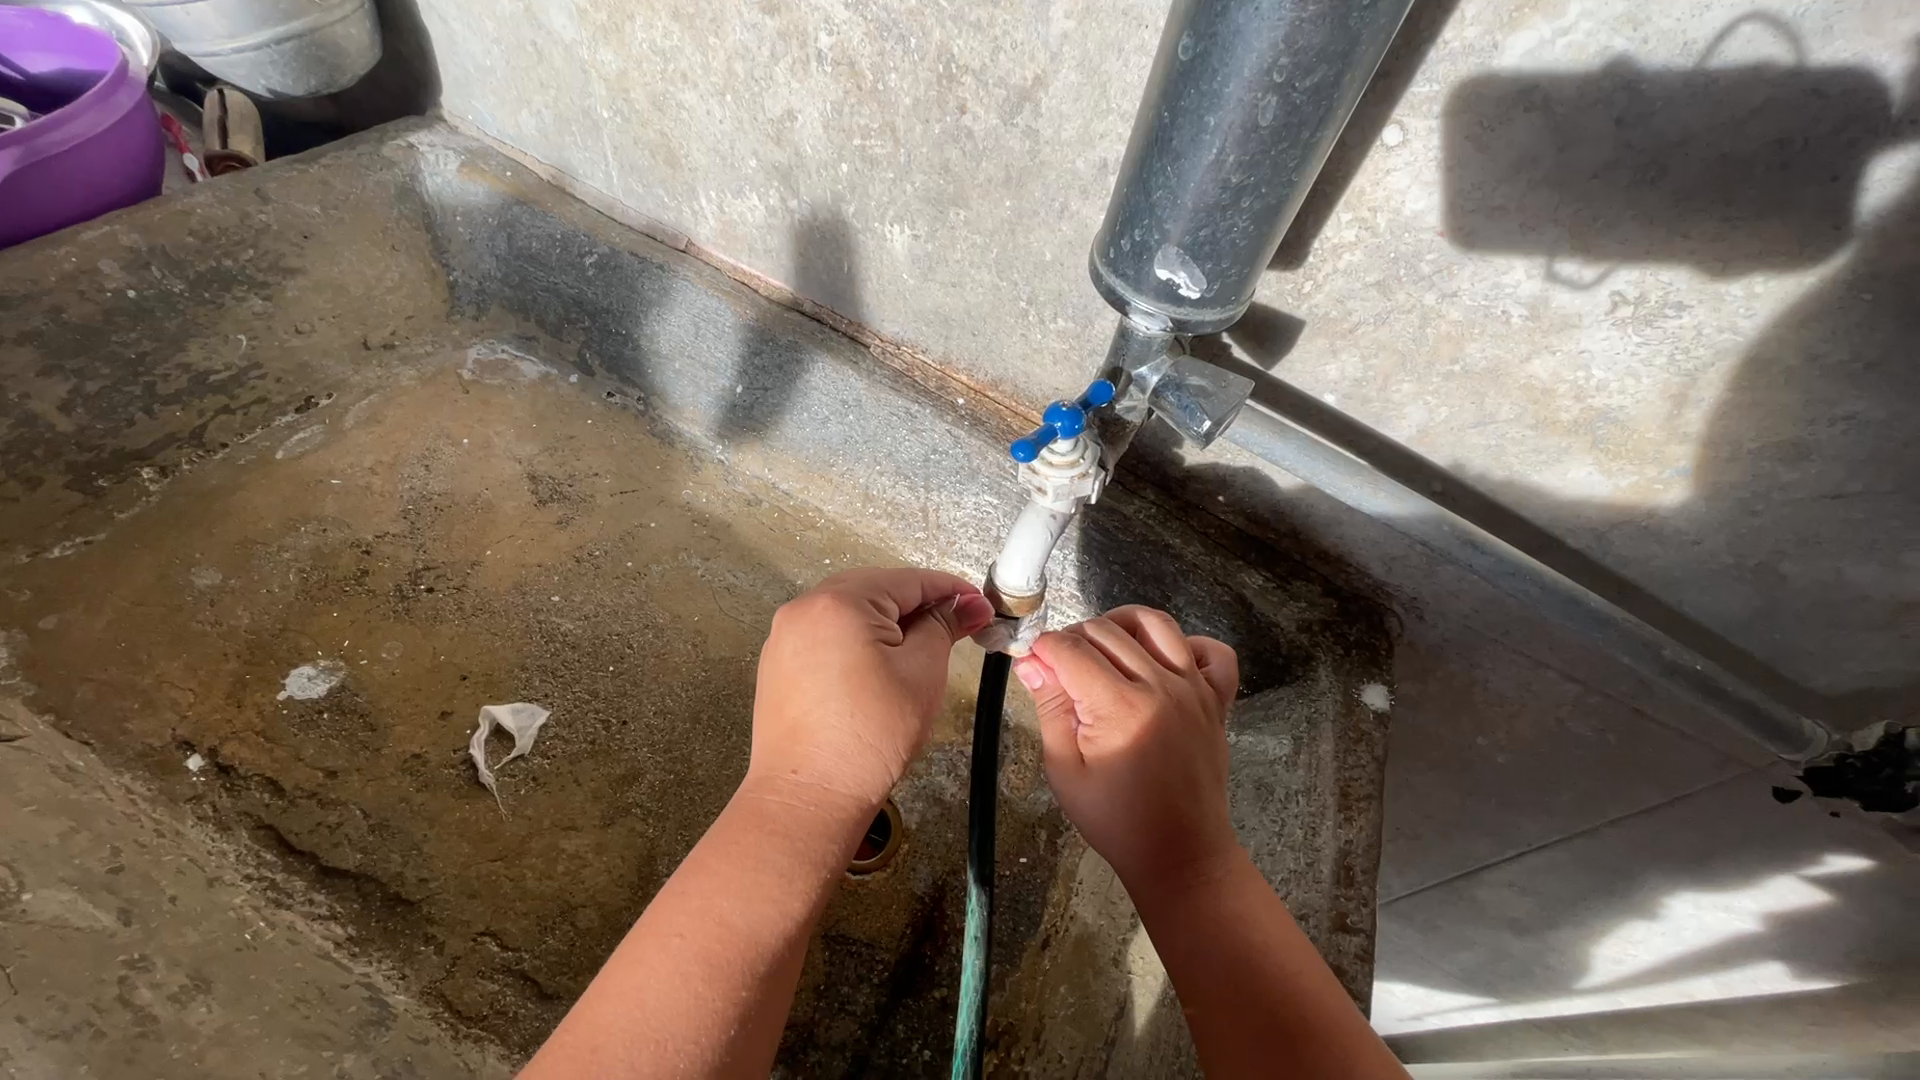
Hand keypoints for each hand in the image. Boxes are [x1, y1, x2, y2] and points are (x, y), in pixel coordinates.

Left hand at [747, 567, 994, 812]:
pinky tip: (879, 666)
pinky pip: (827, 635)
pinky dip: (857, 640)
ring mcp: (784, 636)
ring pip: (849, 612)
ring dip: (887, 622)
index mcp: (839, 602)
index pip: (907, 580)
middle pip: (874, 590)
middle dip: (918, 604)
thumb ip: (943, 627)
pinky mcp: (778, 664)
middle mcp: (804, 608)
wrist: (809, 796)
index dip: (950, 590)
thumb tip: (969, 605)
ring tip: (923, 646)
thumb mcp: (921, 672)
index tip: (980, 604)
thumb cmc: (872, 734)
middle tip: (957, 625)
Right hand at [1015, 606, 1240, 886]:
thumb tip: (1031, 662)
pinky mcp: (1216, 700)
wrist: (1180, 854)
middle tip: (1059, 669)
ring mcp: (1194, 689)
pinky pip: (1212, 651)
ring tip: (1103, 652)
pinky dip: (1187, 645)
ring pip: (1155, 623)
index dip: (1042, 648)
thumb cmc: (1116, 820)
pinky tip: (1162, 663)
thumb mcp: (1065, 769)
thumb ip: (1051, 707)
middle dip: (1072, 638)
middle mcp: (1161, 685)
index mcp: (1119, 706)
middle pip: (1106, 630)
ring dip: (1121, 626)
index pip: (1070, 649)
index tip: (1031, 663)